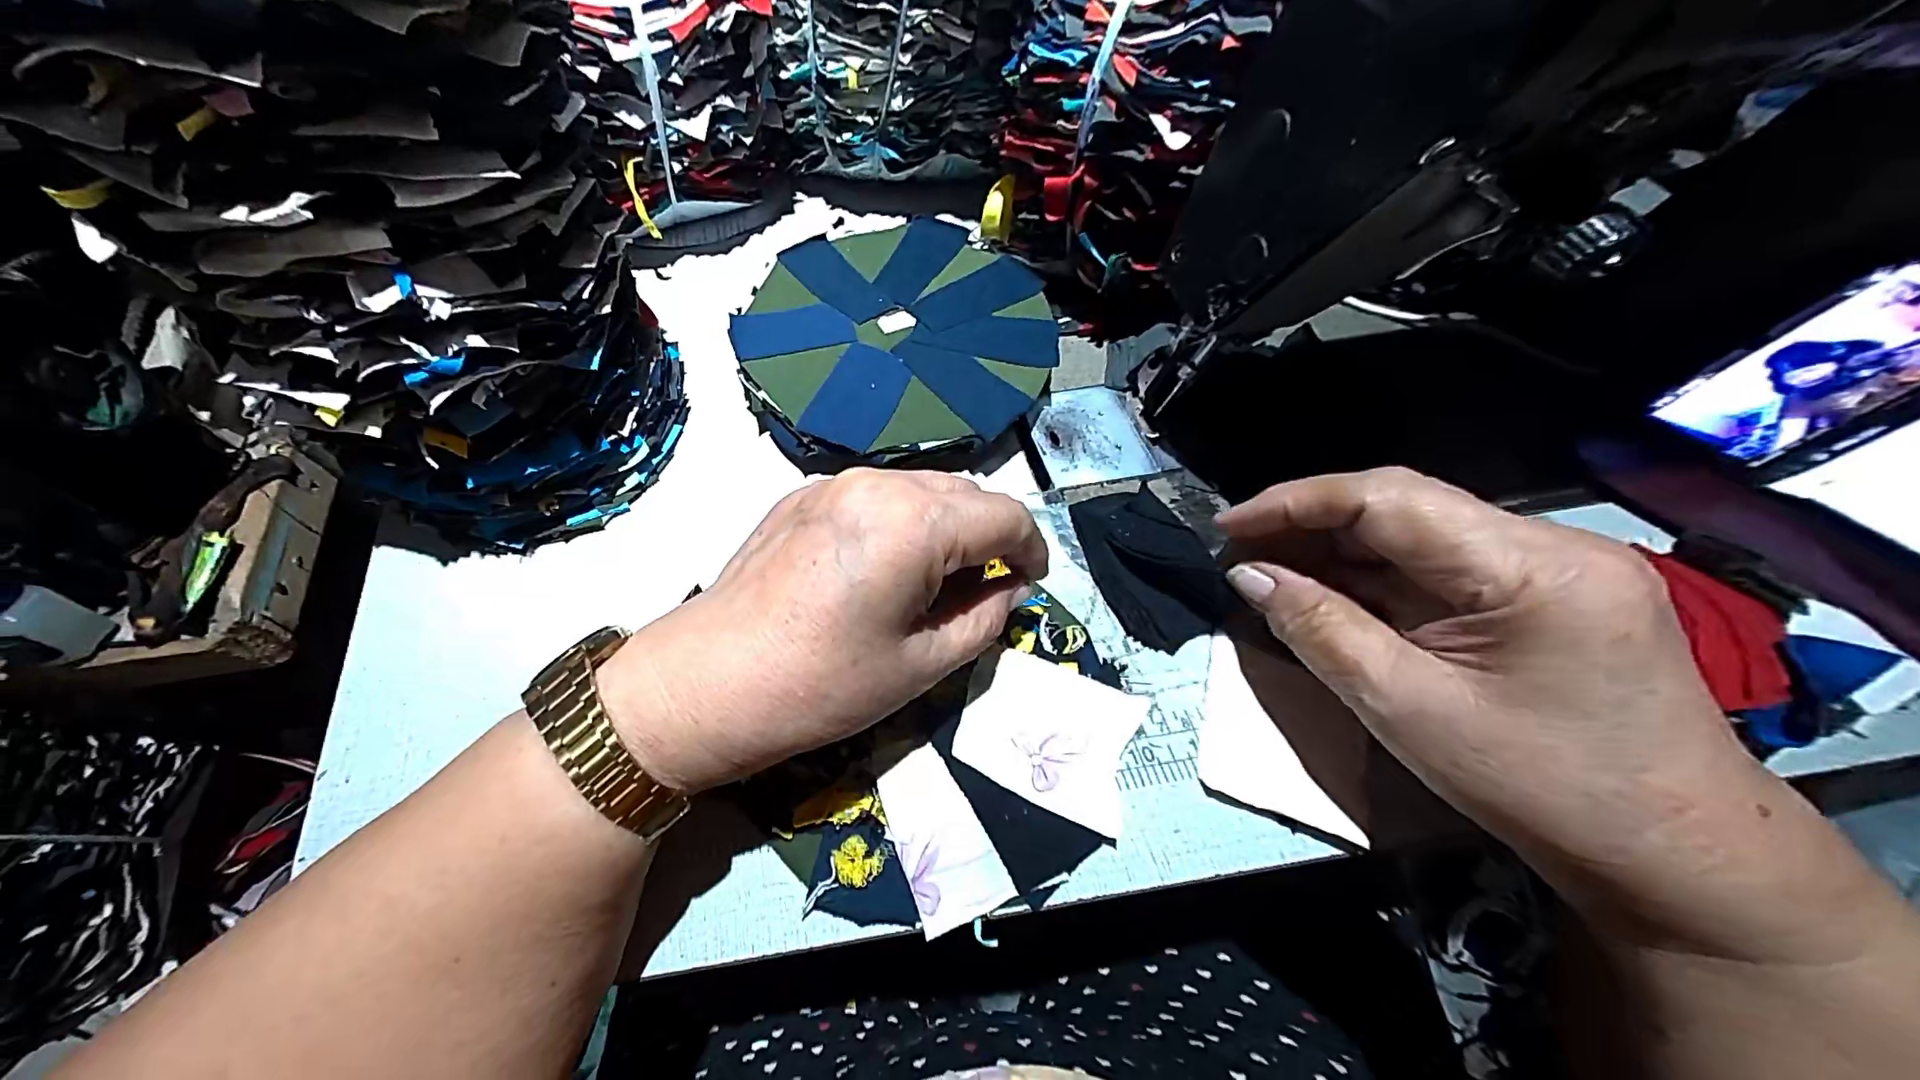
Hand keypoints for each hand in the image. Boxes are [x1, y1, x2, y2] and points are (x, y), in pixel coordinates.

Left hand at [595, 469, 1045, 794]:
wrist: (706, 682)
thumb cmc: (821, 685)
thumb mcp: (922, 665)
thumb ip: (984, 617)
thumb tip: (1009, 586)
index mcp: (914, 522)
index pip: (1004, 516)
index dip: (1031, 548)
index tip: (1031, 581)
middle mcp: (877, 483)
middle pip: (964, 493)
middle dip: (988, 536)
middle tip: (982, 590)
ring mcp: (834, 483)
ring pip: (921, 489)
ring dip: (946, 526)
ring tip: (932, 581)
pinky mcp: (801, 495)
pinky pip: (877, 495)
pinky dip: (902, 522)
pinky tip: (882, 567)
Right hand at [1216, 467, 1892, 963]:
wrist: (1675, 859)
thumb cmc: (1539, 787)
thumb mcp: (1404, 708)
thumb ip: (1319, 629)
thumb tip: (1249, 575)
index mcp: (1529, 564)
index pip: (1387, 497)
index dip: (1294, 503)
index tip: (1227, 527)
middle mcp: (1549, 544)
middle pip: (1402, 505)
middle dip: (1310, 524)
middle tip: (1240, 551)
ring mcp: (1553, 566)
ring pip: (1417, 533)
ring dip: (1338, 549)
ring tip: (1269, 569)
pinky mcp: (1545, 593)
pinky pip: (1438, 566)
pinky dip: (1374, 576)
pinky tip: (1328, 590)